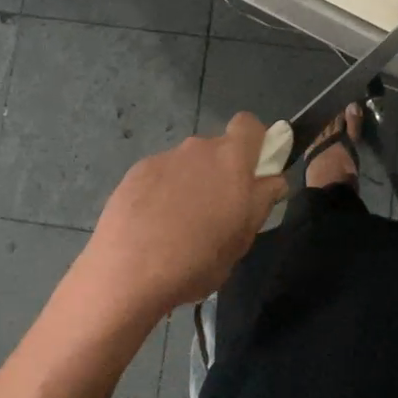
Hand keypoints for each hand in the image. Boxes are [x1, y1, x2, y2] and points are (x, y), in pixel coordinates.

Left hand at [78, 113, 288, 314]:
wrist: (126, 273)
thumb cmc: (197, 259)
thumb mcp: (243, 240)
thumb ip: (261, 202)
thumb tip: (272, 180)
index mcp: (231, 160)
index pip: (250, 124)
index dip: (255, 142)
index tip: (253, 172)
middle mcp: (198, 148)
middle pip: (217, 149)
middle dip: (220, 173)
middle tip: (215, 213)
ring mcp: (164, 158)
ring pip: (187, 165)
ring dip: (190, 185)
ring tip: (177, 227)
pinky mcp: (135, 172)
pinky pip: (160, 176)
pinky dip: (161, 193)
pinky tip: (151, 226)